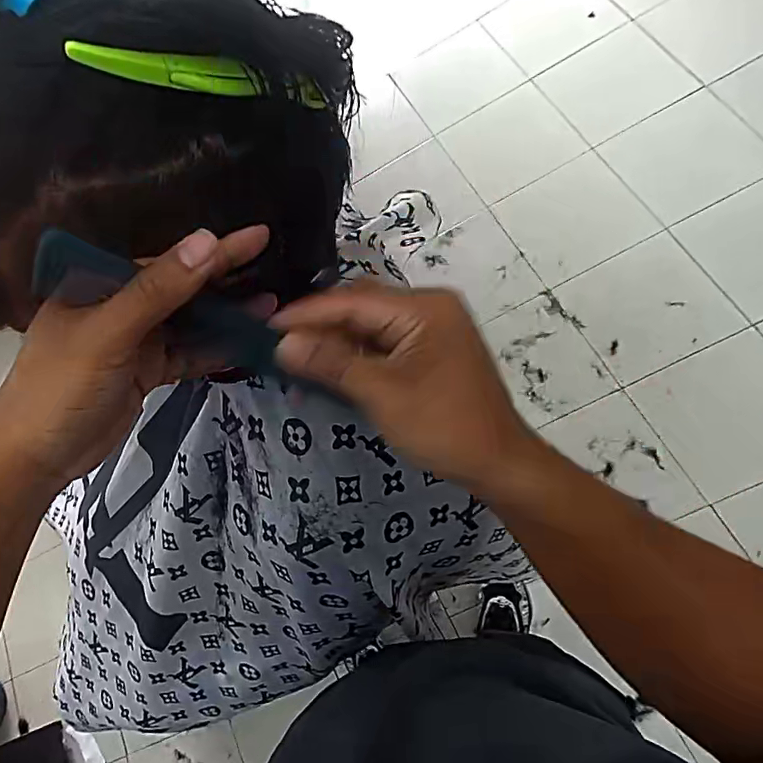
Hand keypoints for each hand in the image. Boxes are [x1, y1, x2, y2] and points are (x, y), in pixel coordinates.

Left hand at [0, 226, 269, 489]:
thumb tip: (205, 243)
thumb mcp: (109, 333)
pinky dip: (215, 351)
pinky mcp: (148, 371)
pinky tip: (245, 344)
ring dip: (226, 318)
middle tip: (272, 271)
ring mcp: (136, 341)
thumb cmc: (59, 388)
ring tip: (270, 309)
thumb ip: (157, 290)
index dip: (212, 250)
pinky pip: (189, 355)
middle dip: (226, 282)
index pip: (166, 262)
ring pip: (191, 323)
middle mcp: (120, 307)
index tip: (256, 237)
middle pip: (183, 290)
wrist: (36, 456)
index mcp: (99, 284)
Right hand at [270, 283, 547, 491]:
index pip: (352, 300)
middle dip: (320, 326)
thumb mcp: (383, 394)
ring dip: (337, 343)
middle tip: (276, 345)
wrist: (498, 462)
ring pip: (372, 327)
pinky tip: (331, 369)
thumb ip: (332, 363)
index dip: (306, 314)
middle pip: (362, 307)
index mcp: (424, 307)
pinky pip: (387, 344)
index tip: (264, 327)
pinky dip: (359, 356)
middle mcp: (431, 308)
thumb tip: (283, 342)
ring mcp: (434, 330)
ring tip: (295, 359)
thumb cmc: (444, 427)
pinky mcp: (433, 352)